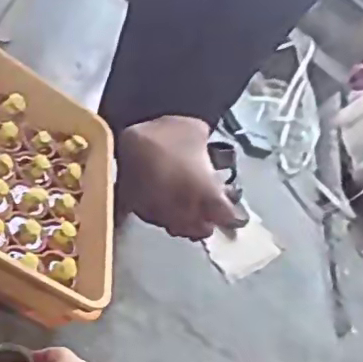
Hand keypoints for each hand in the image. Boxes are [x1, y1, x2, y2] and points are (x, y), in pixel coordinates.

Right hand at [117, 116, 247, 239]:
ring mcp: (157, 212)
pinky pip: (156, 220)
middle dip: (207, 224)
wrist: (124, 138)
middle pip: (199, 229)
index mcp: (203, 192)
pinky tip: (166, 207)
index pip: (226, 216)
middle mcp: (181, 209)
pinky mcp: (137, 211)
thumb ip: (207, 160)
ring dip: (186, 223)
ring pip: (177, 228)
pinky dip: (164, 217)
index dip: (233, 218)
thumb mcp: (199, 135)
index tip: (237, 217)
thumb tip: (208, 167)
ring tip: (189, 213)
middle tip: (211, 216)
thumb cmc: (169, 131)